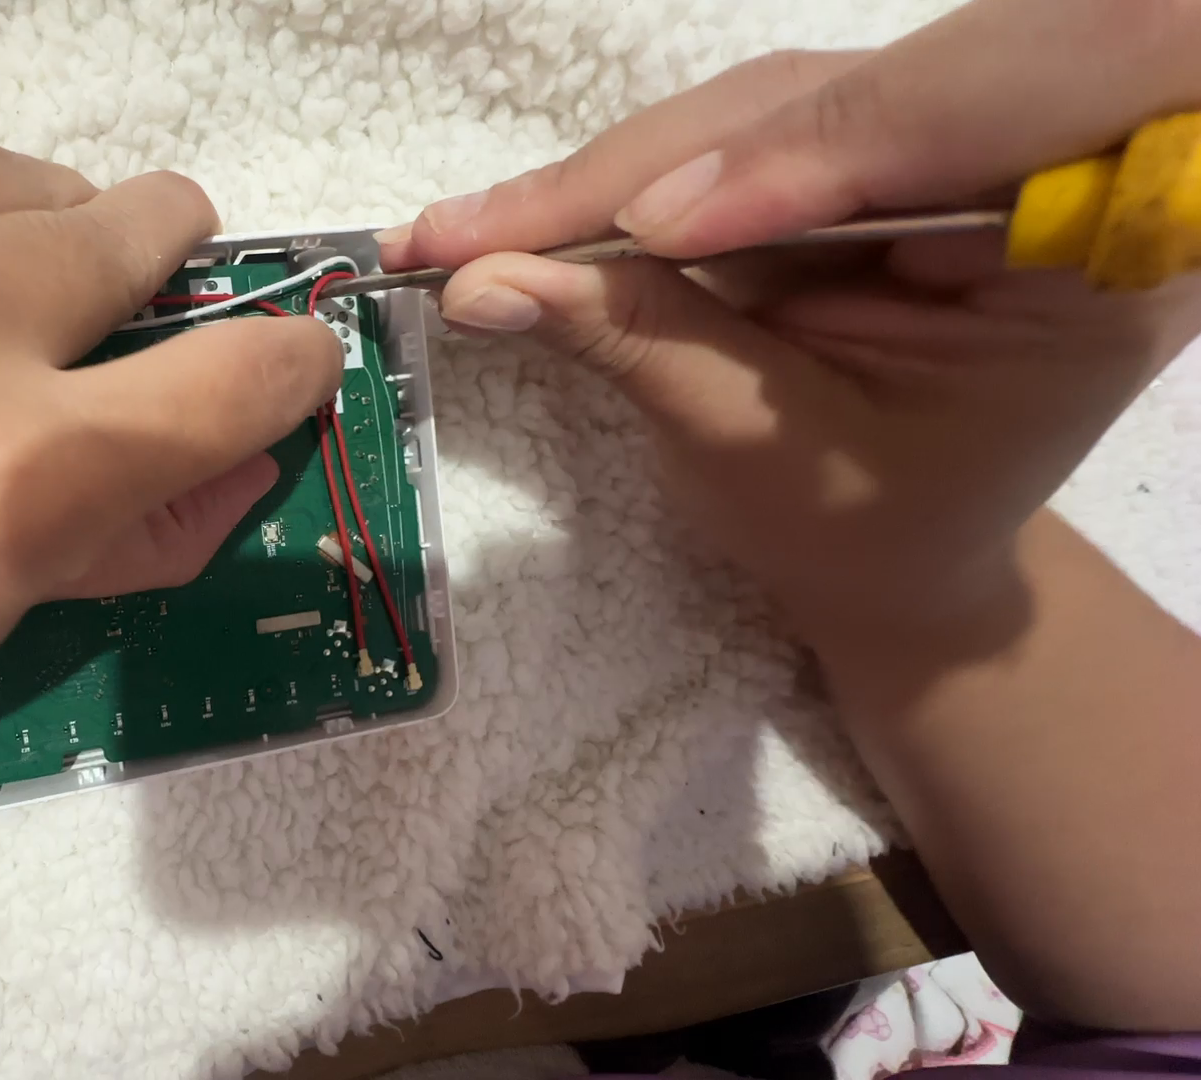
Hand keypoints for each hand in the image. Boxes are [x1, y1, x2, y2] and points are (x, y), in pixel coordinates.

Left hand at [0, 101, 339, 859]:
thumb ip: (148, 524)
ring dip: (30, 248)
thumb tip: (260, 450)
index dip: (288, 363)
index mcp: (2, 470)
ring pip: (24, 176)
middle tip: (98, 333)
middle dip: (158, 279)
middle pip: (142, 223)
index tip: (288, 358)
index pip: (237, 374)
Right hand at [381, 0, 1200, 653]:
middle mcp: (1019, 149)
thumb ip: (635, 342)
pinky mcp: (825, 161)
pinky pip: (702, 146)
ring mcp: (911, 147)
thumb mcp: (754, 447)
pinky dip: (593, 195)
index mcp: (1097, 227)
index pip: (986, 109)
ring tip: (456, 238)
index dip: (813, 148)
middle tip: (466, 233)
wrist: (879, 545)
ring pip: (734, 115)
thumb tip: (482, 282)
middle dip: (628, 176)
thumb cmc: (850, 526)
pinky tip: (508, 226)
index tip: (649, 230)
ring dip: (582, 185)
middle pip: (813, 102)